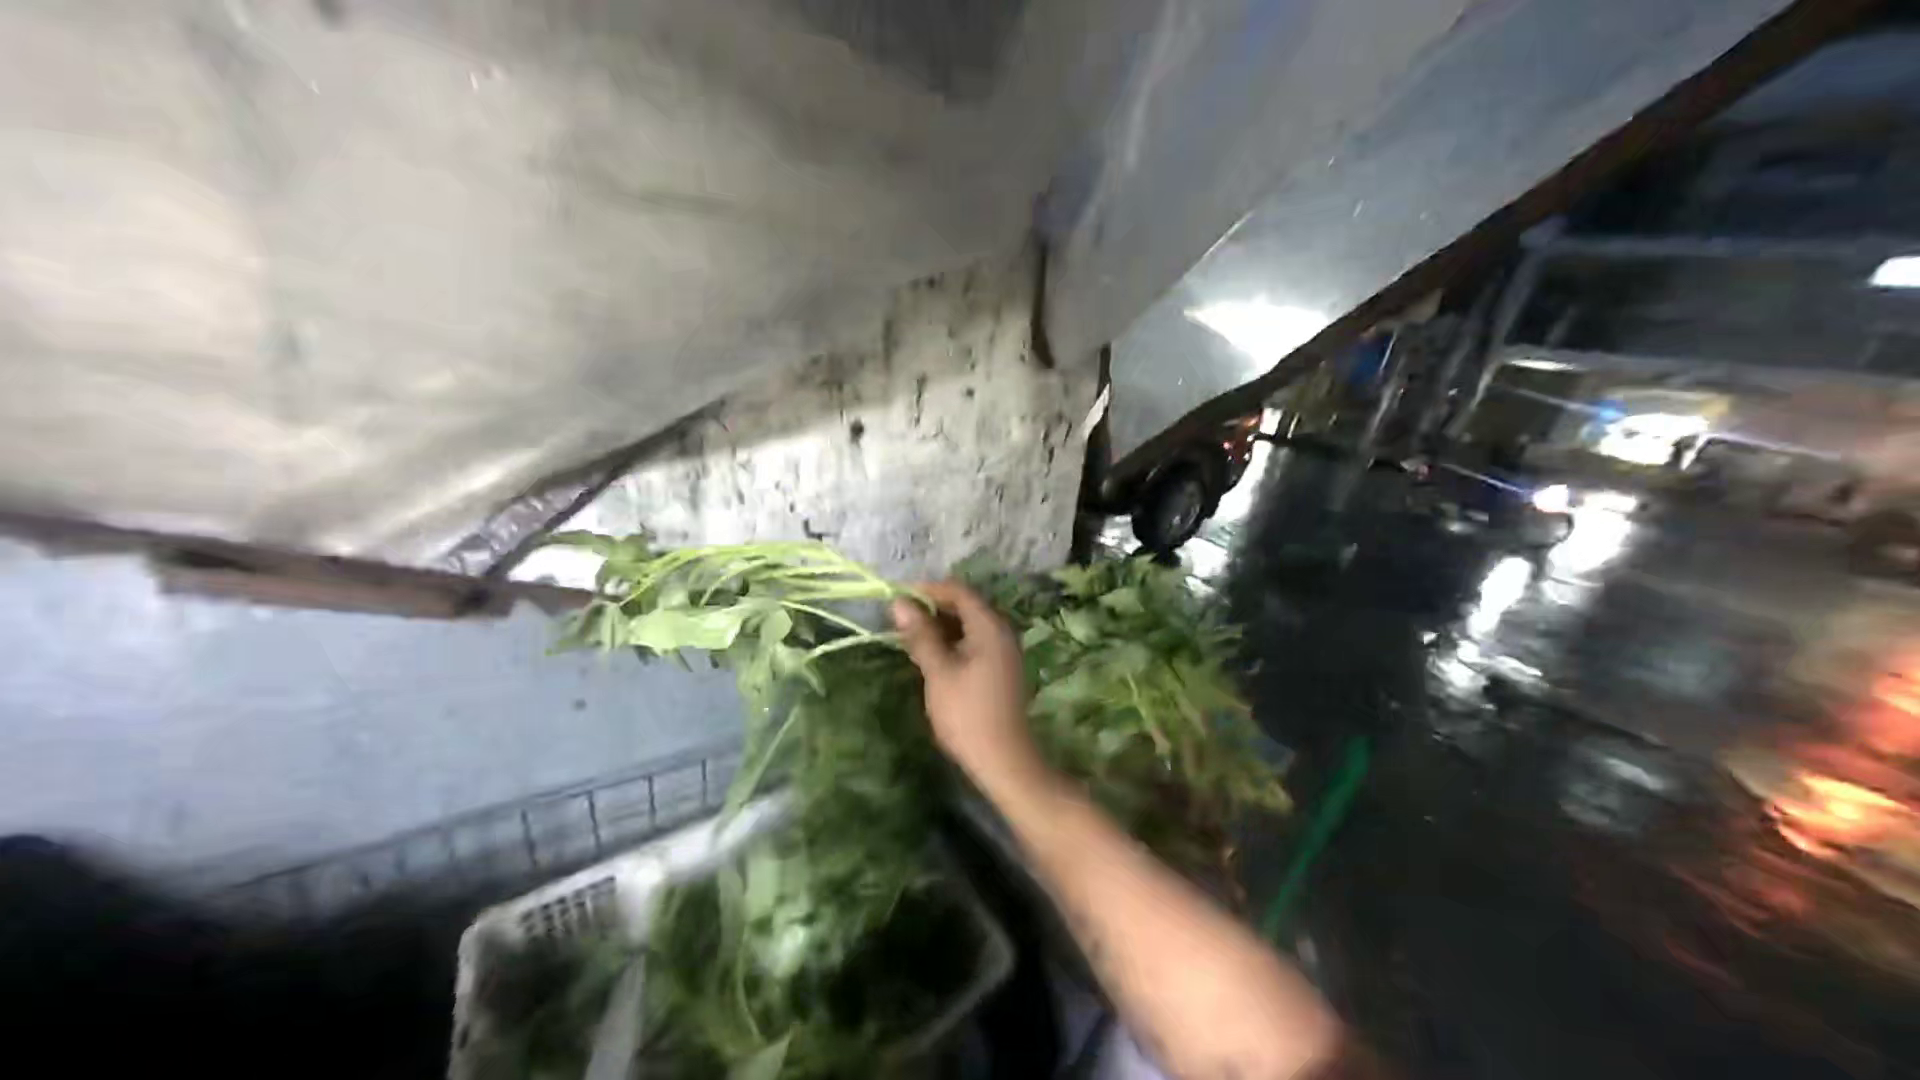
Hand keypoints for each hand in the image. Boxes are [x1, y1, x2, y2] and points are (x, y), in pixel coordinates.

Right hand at [891, 582, 1046, 789]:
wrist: (1003, 760)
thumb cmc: (967, 713)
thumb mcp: (938, 671)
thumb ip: (920, 634)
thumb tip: (899, 602)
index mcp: (990, 626)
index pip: (958, 590)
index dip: (927, 590)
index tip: (898, 599)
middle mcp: (1001, 631)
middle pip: (965, 605)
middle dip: (932, 608)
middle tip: (899, 620)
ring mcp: (1003, 650)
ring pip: (968, 625)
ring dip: (940, 627)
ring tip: (909, 637)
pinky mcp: (1000, 668)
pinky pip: (974, 642)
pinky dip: (951, 642)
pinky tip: (930, 656)